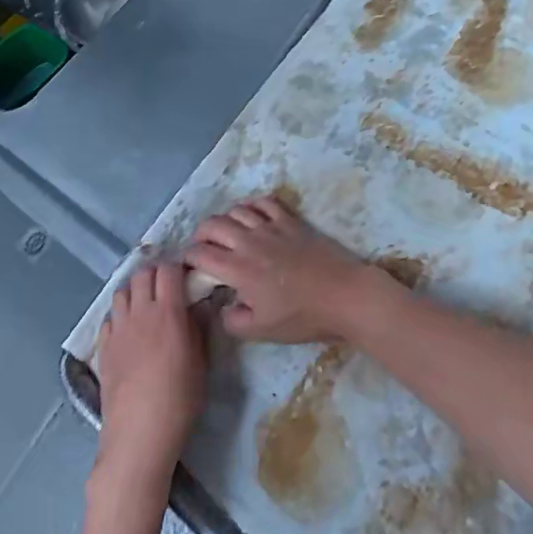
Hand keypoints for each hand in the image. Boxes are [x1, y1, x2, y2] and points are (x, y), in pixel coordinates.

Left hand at [96, 262, 206, 482]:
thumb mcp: (201, 362)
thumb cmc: (179, 399)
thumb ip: (200, 327)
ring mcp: (118, 329)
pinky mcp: (103, 346)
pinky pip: (110, 316)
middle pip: (143, 274)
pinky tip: (129, 329)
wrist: (139, 433)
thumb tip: (202, 304)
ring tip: (146, 305)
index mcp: (168, 312)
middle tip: (168, 288)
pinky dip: (120, 314)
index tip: (187, 278)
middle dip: (156, 274)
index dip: (178, 268)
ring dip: (135, 290)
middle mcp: (140, 312)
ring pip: (122, 291)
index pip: (169, 271)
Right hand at [184, 196, 380, 342]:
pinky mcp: (291, 220)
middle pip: (212, 224)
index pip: (200, 254)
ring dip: (225, 220)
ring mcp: (271, 227)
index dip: (188, 259)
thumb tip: (222, 307)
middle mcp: (249, 241)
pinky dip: (252, 206)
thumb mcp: (262, 331)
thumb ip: (233, 320)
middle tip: (205, 249)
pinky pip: (264, 202)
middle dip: (201, 235)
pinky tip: (253, 217)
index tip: (191, 268)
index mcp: (238, 269)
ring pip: (236, 210)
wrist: (344, 295)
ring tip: (228, 234)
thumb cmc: (302, 316)